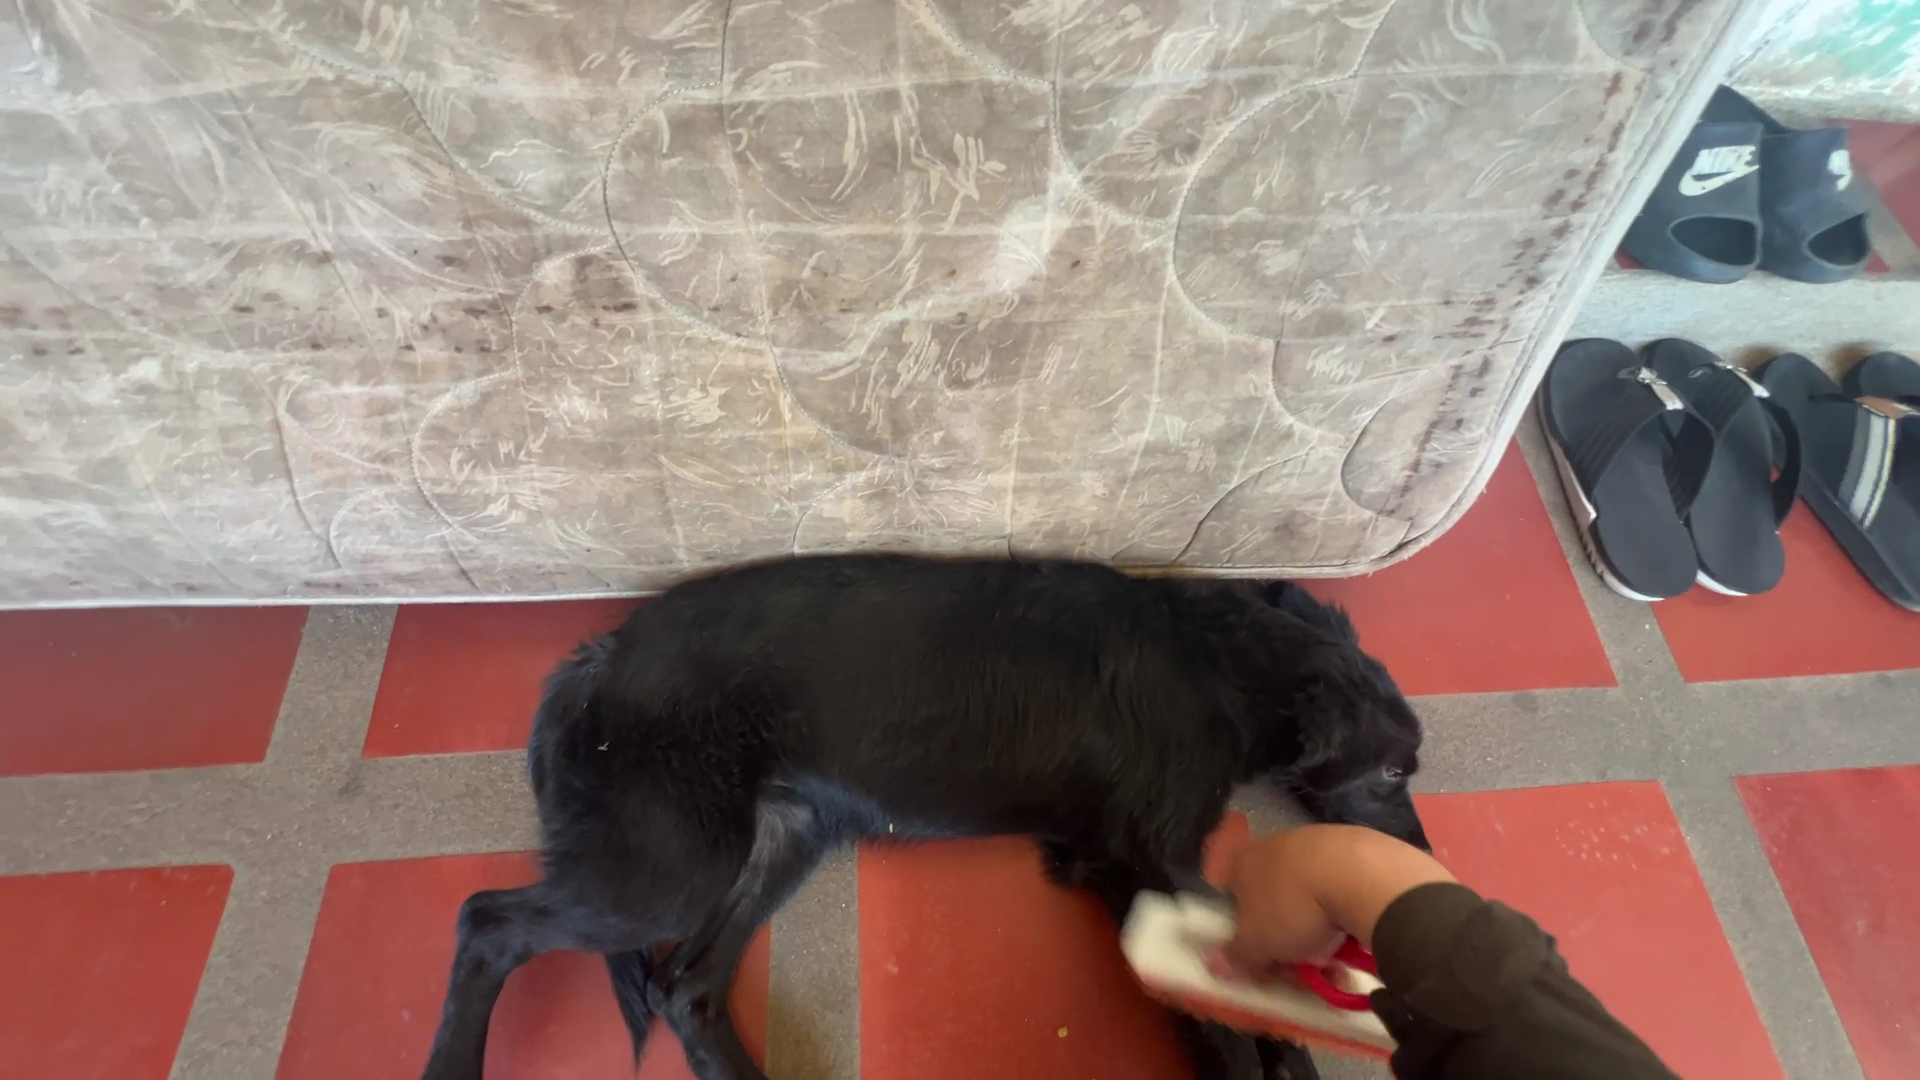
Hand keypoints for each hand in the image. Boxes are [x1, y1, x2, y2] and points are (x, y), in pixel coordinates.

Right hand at [1212, 824, 1454, 982]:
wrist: (1358, 875)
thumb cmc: (1292, 906)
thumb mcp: (1257, 941)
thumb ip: (1236, 953)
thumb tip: (1215, 963)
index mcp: (1242, 860)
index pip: (1228, 889)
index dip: (1240, 922)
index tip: (1258, 950)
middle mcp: (1271, 844)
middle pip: (1270, 895)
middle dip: (1283, 932)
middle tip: (1299, 963)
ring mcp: (1312, 841)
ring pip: (1306, 893)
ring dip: (1316, 926)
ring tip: (1335, 960)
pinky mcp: (1351, 847)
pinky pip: (1338, 886)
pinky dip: (1343, 910)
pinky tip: (1356, 934)